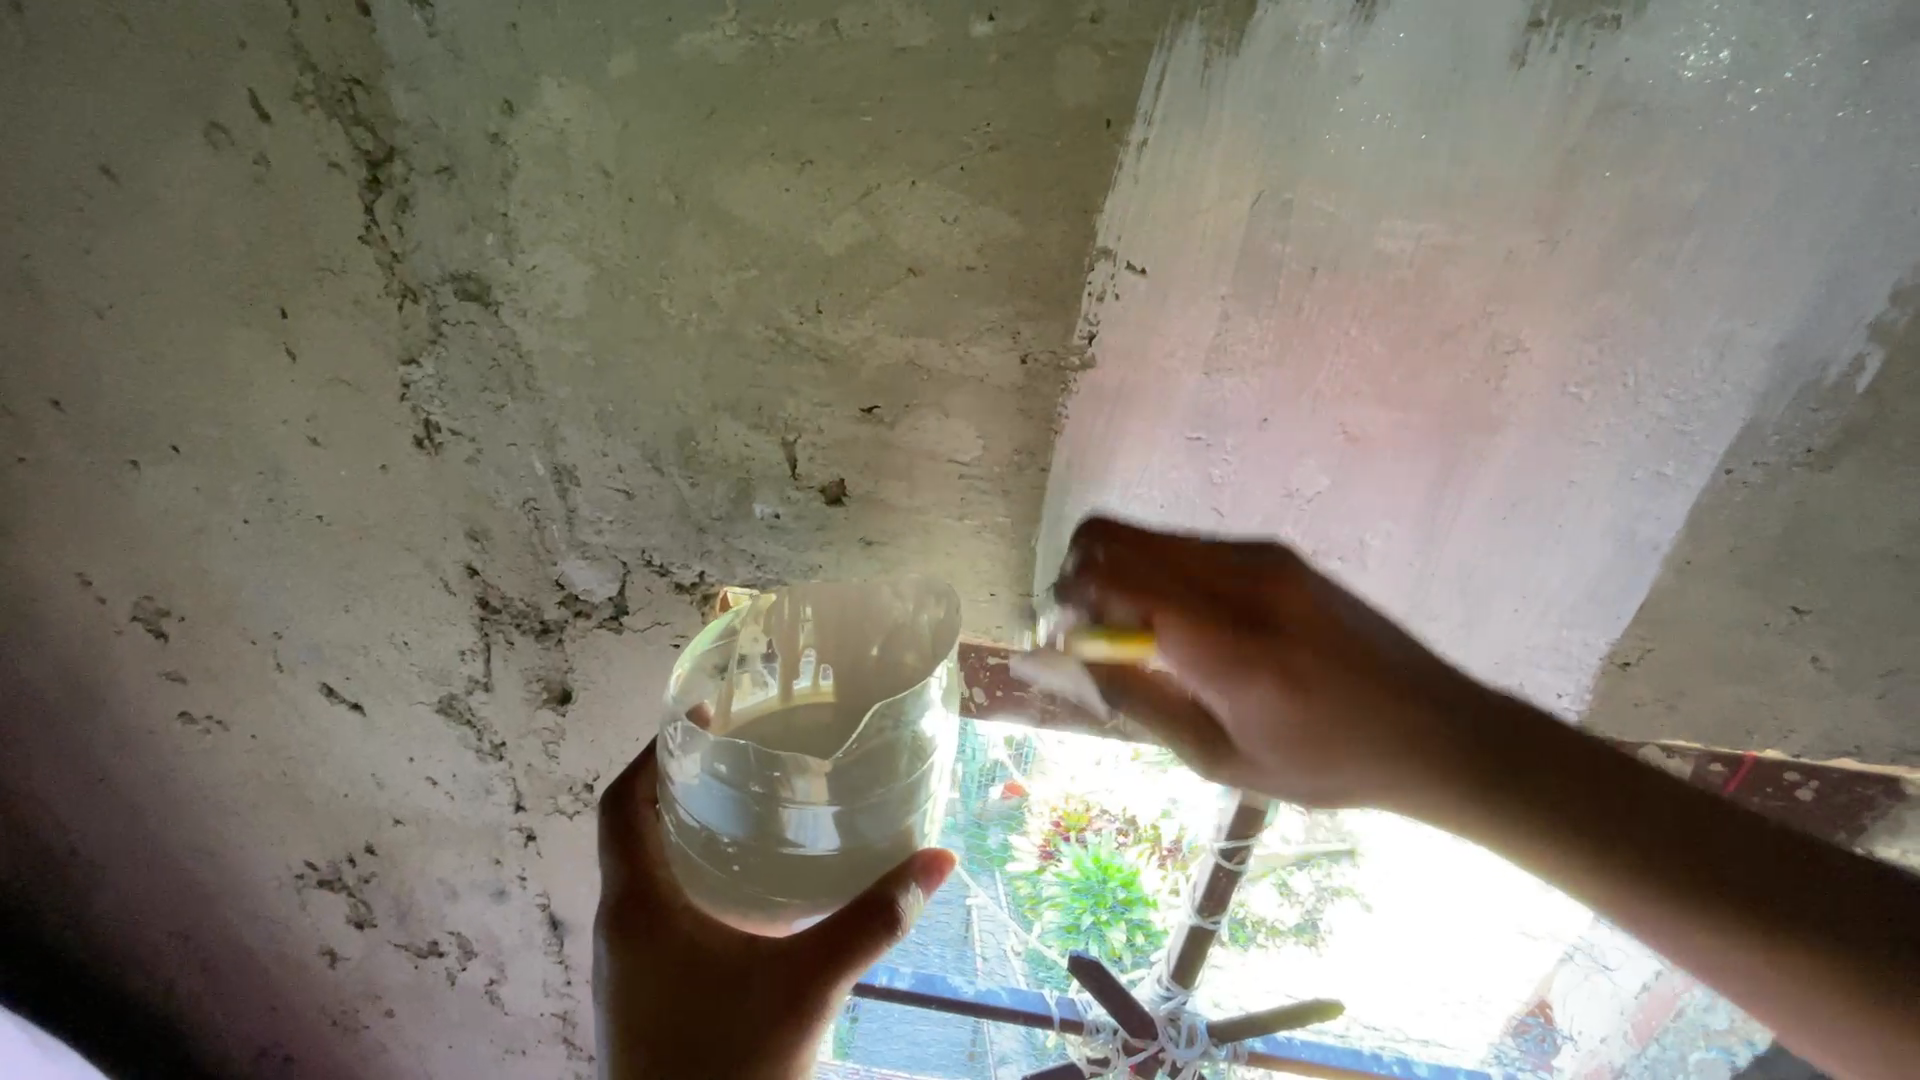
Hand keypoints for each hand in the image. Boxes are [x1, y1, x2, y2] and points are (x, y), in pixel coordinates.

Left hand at [594, 740, 956, 1079]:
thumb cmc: (728, 1069)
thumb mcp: (809, 988)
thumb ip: (873, 922)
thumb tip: (938, 859)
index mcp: (637, 909)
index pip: (620, 804)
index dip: (654, 752)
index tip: (702, 717)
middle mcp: (619, 927)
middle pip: (632, 830)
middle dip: (677, 783)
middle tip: (740, 754)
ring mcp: (626, 964)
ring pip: (644, 871)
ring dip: (682, 830)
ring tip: (747, 805)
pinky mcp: (643, 991)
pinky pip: (658, 907)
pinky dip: (692, 875)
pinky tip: (749, 888)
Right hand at [1052, 517, 1494, 808]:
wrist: (1436, 728)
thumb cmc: (1326, 761)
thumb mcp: (1221, 759)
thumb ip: (1142, 702)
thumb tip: (1079, 659)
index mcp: (1225, 643)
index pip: (1112, 579)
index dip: (1068, 598)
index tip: (1065, 632)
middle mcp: (1238, 578)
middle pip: (1115, 535)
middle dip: (1080, 572)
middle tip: (1088, 624)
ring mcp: (1259, 555)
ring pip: (1148, 533)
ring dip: (1118, 568)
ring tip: (1134, 627)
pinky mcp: (1275, 551)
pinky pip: (1186, 544)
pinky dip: (1158, 570)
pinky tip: (1182, 619)